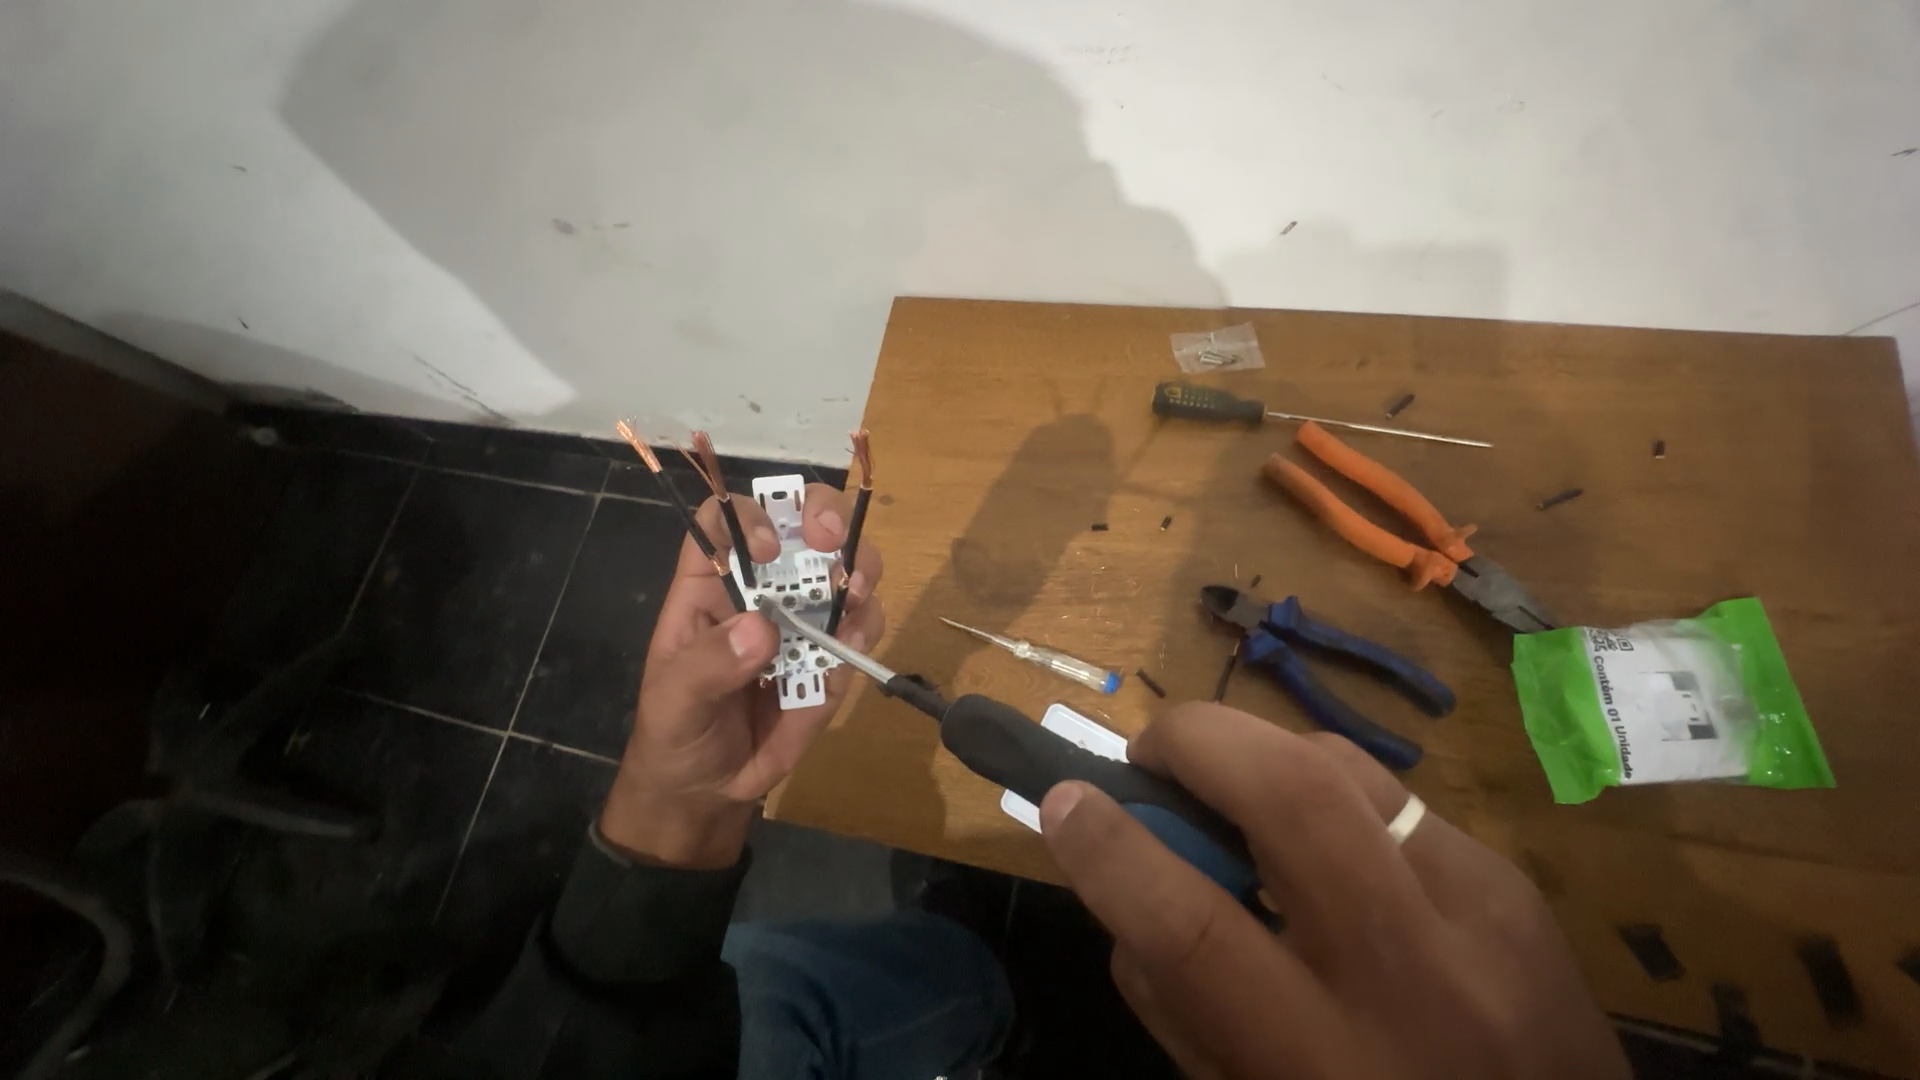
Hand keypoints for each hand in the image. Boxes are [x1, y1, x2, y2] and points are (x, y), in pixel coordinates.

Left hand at [599, 483, 883, 869]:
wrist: (711, 788)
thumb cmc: (676, 732)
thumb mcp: (674, 701)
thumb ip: (708, 666)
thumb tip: (761, 629)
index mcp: (711, 582)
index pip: (726, 522)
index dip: (748, 516)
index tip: (769, 549)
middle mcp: (764, 587)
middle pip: (801, 526)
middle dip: (826, 517)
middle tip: (832, 542)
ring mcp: (805, 617)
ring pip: (845, 568)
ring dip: (859, 569)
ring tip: (854, 595)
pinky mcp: (834, 654)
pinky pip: (861, 627)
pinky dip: (863, 629)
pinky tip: (850, 646)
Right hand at [1039, 703, 1626, 1079]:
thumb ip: (1172, 993)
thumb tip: (1127, 863)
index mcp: (1332, 1068)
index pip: (1195, 930)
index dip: (1112, 850)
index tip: (1063, 801)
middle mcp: (1423, 979)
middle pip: (1293, 794)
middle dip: (1196, 741)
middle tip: (1151, 755)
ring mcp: (1485, 914)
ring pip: (1339, 766)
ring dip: (1255, 758)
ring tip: (1228, 796)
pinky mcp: (1511, 881)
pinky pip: (1385, 795)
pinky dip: (1322, 795)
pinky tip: (1320, 846)